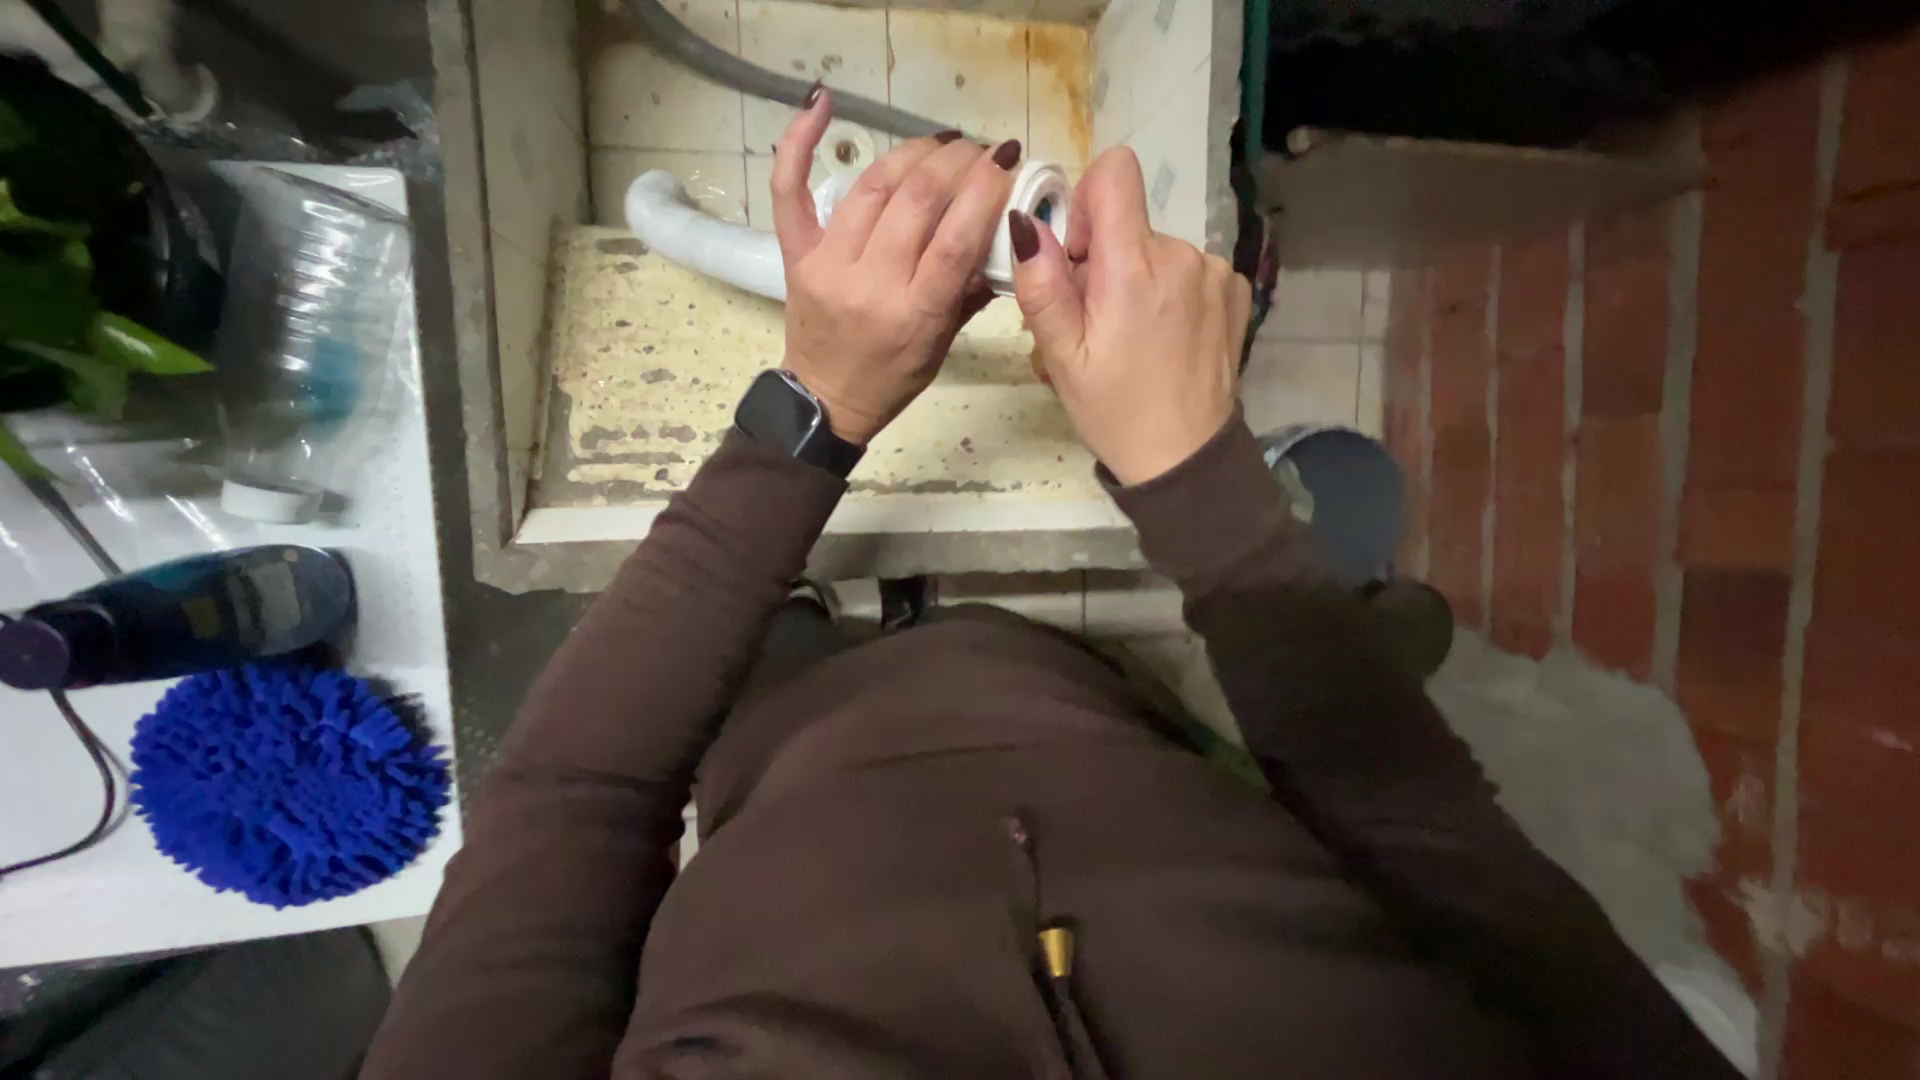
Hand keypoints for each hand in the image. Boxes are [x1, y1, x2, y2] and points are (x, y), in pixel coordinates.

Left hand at [771, 88, 1021, 443]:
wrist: (826, 400)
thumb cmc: (893, 379)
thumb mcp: (943, 345)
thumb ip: (969, 290)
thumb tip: (1003, 233)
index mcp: (914, 314)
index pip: (956, 237)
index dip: (986, 188)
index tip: (1006, 159)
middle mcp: (870, 284)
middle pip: (917, 200)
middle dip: (955, 163)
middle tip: (975, 152)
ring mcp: (827, 265)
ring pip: (873, 186)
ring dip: (912, 152)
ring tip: (940, 144)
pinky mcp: (795, 255)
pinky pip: (790, 191)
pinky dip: (798, 142)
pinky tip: (820, 102)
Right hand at [1009, 147, 1251, 485]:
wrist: (1183, 455)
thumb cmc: (1113, 410)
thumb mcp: (1062, 357)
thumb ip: (1042, 286)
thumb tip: (1026, 222)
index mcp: (1134, 265)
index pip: (1116, 171)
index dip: (1086, 203)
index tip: (1079, 258)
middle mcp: (1182, 253)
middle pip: (1130, 223)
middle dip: (1105, 260)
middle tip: (1099, 323)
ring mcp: (1214, 271)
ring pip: (1158, 250)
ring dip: (1138, 280)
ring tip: (1133, 338)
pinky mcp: (1235, 290)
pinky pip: (1190, 270)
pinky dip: (1172, 293)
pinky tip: (1166, 338)